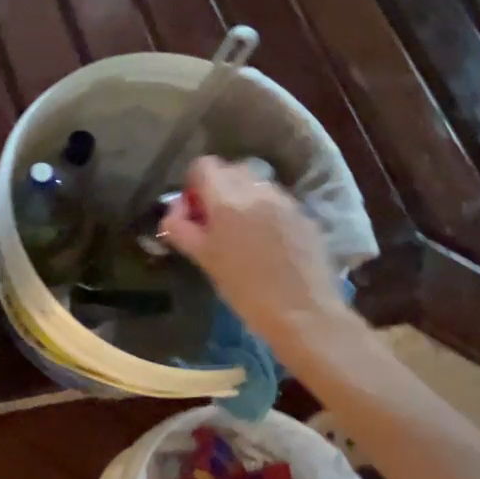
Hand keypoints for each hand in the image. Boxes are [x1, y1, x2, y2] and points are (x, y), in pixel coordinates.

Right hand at [158, 156, 346, 346]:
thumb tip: (174, 211)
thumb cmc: (245, 289)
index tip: (195, 210)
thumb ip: (180, 227)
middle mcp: (257, 190)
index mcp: (227, 199)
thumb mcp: (203, 258)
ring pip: (256, 183)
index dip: (194, 184)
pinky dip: (267, 211)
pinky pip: (277, 201)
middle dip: (219, 188)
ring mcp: (285, 201)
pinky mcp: (305, 215)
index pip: (204, 165)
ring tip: (244, 232)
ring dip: (244, 198)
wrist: (304, 314)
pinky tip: (269, 242)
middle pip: (230, 169)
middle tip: (216, 220)